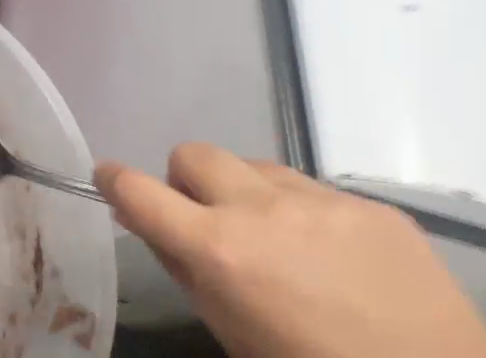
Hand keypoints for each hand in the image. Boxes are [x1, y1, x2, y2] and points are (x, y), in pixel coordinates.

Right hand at [96, 143, 485, 357]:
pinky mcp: (375, 209)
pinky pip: (316, 191)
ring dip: (249, 194)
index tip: (111, 182)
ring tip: (283, 242)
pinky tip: (339, 260)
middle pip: (192, 154)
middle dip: (187, 183)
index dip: (114, 180)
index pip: (137, 189)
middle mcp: (263, 211)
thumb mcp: (230, 332)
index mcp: (219, 250)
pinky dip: (309, 216)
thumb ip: (183, 267)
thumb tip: (146, 219)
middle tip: (210, 221)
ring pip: (254, 167)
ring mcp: (324, 203)